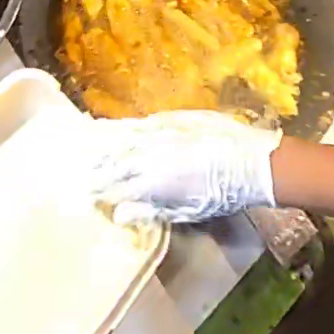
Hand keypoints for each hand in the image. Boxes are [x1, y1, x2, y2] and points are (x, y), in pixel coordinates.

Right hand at [82, 110, 282, 224]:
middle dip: (100, 169)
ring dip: (107, 145)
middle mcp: (150, 154)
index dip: (102, 192)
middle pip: (117, 161)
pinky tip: (117, 128)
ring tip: (90, 147)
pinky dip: (126, 128)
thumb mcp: (187, 210)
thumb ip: (151, 210)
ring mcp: (159, 133)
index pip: (118, 188)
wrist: (248, 161)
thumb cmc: (221, 193)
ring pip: (125, 138)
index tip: (89, 196)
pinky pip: (141, 123)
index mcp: (153, 182)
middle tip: (85, 174)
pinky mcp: (170, 118)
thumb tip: (119, 214)